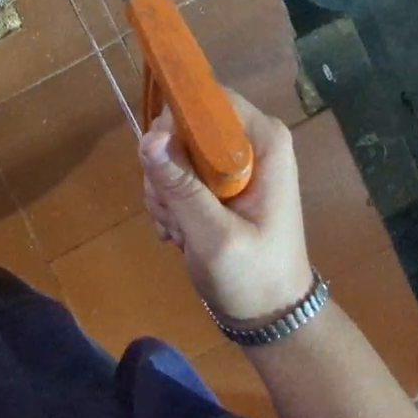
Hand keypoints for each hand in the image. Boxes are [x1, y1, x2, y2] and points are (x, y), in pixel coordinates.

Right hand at [138, 90, 314, 325]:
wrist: (270, 317)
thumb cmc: (254, 277)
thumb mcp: (214, 236)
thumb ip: (181, 187)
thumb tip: (148, 138)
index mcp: (265, 143)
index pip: (210, 100)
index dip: (177, 122)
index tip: (158, 160)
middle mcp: (248, 143)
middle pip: (184, 127)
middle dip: (166, 169)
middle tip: (174, 213)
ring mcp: (231, 162)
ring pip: (171, 152)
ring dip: (164, 193)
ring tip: (180, 230)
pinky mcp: (215, 181)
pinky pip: (173, 173)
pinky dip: (167, 203)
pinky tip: (179, 233)